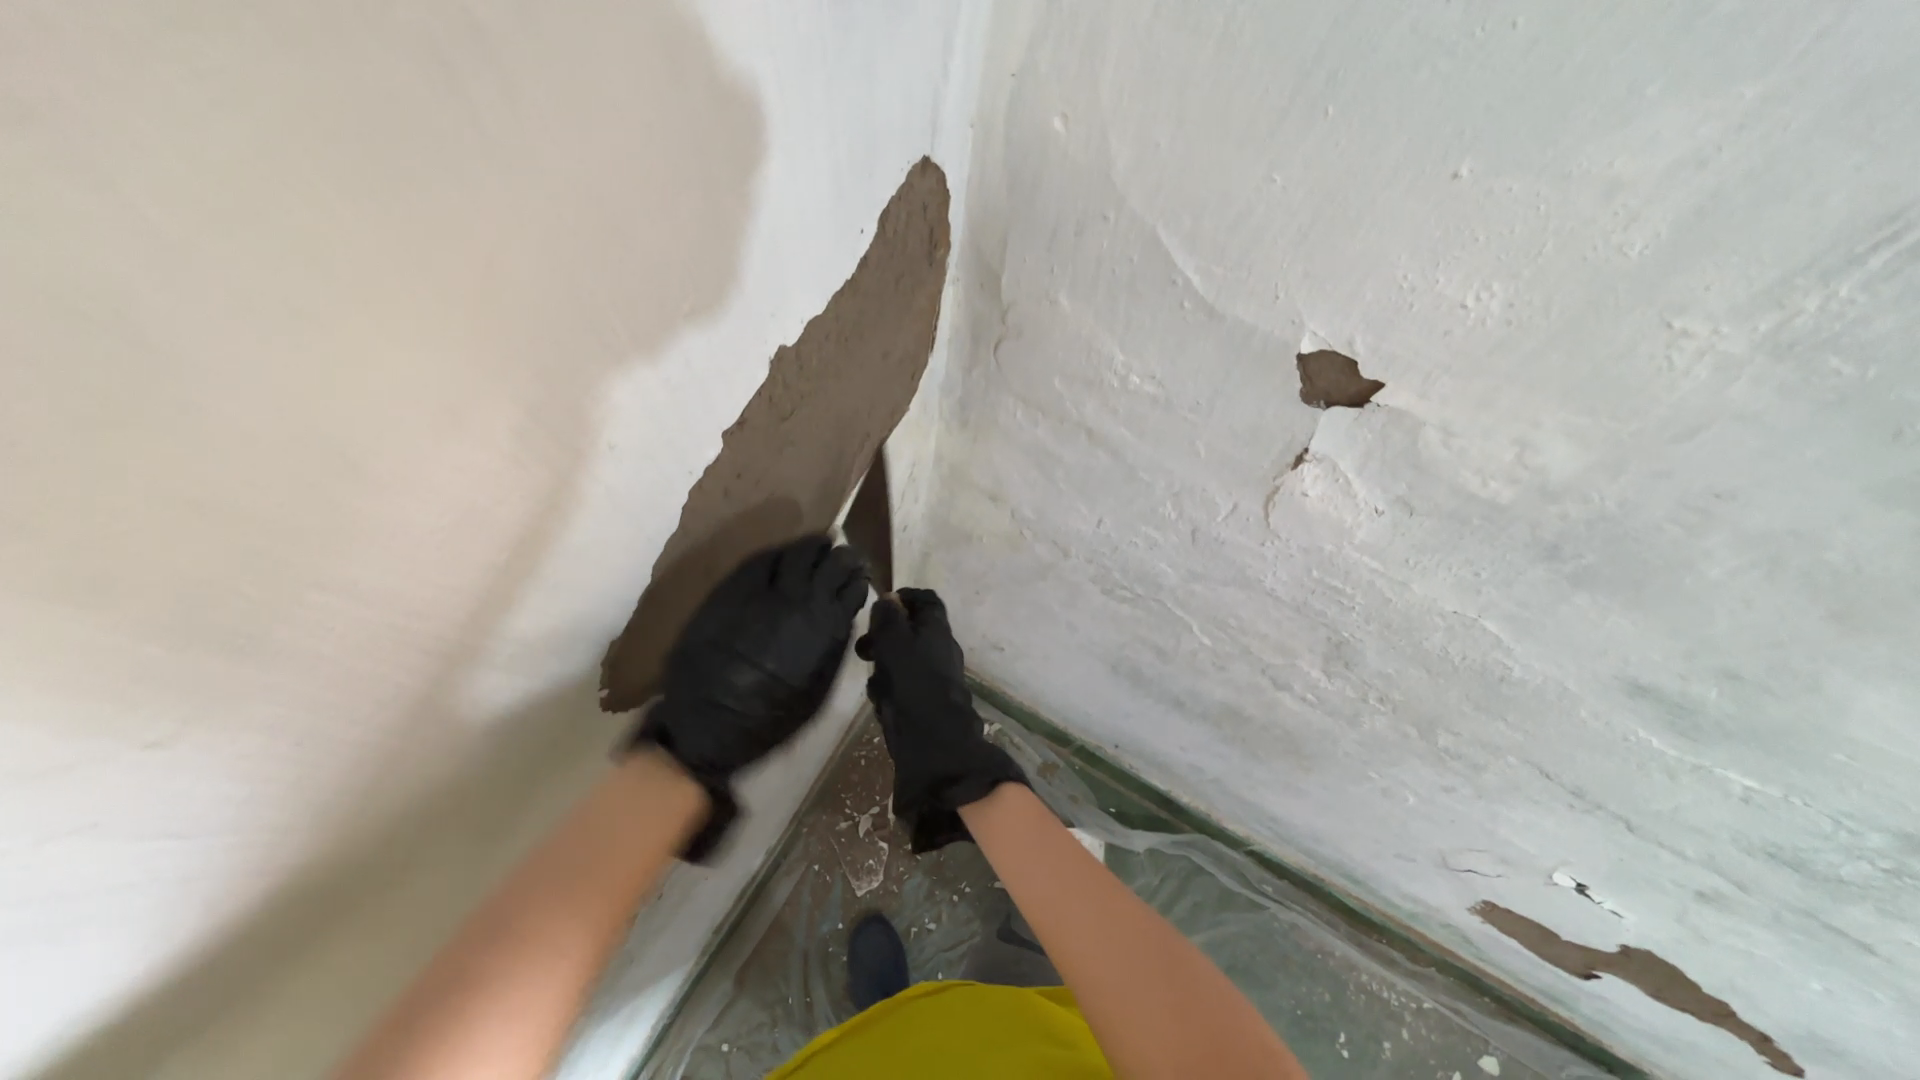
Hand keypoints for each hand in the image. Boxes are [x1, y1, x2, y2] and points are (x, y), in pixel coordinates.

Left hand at [630, 534, 868, 859]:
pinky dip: (777, 554)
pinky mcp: (733, 589)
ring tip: (816, 545)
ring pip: (796, 553)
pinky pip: (761, 560)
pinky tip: (781, 555)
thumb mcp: (818, 685)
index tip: (858, 574)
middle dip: (839, 555)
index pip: (852, 587)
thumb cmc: (772, 717)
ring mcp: (766, 591)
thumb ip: (832, 646)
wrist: (712, 719)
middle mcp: (802, 600)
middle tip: (840, 551)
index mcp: (828, 627)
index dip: (857, 577)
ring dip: (810, 548)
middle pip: (830, 561)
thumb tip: (838, 621)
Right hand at [855, 588, 1026, 851]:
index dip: (906, 598)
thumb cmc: (916, 686)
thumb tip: (887, 599)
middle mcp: (939, 651)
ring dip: (883, 662)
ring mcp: (932, 678)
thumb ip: (889, 621)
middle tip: (865, 645)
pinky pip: (901, 684)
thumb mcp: (897, 645)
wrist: (934, 743)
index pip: (927, 601)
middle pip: (911, 630)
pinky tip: (879, 698)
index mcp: (938, 632)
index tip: (881, 605)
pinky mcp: (922, 701)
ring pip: (902, 658)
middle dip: (884, 635)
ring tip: (870, 672)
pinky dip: (888, 686)